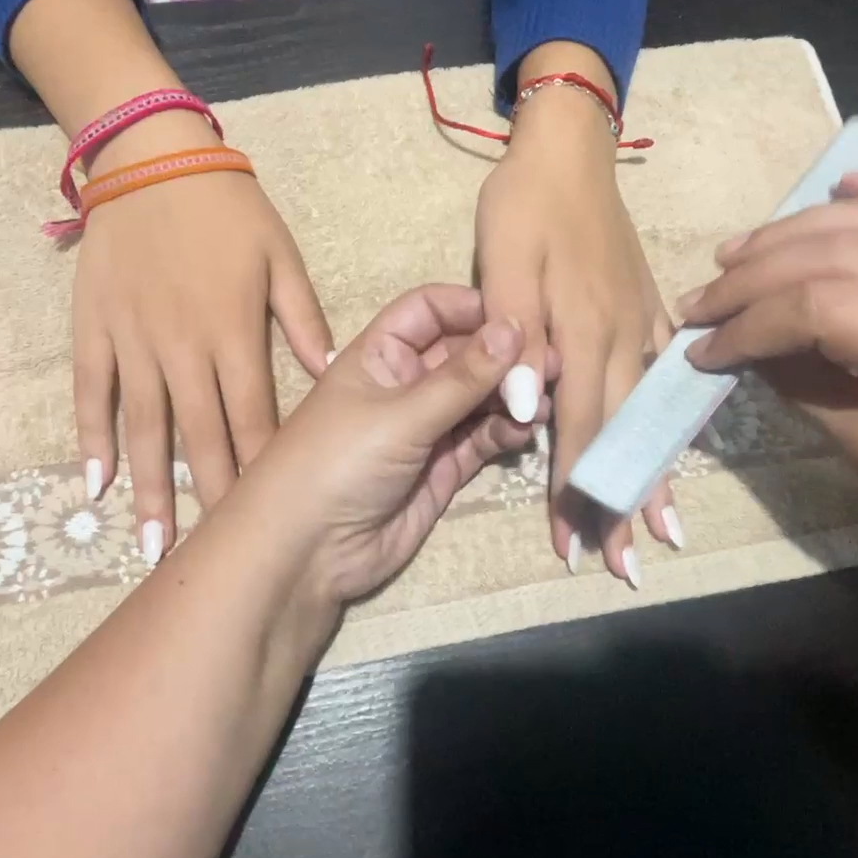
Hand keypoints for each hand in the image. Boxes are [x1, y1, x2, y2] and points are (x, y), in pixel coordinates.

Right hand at [74, 169, 330, 563]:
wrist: (150, 158)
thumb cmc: (228, 209)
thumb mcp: (281, 256)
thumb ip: (304, 319)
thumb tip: (333, 371)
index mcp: (234, 334)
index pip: (255, 417)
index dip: (264, 470)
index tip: (273, 520)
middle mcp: (183, 350)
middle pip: (201, 437)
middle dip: (210, 499)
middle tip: (213, 559)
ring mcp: (132, 344)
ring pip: (145, 428)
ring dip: (150, 489)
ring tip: (153, 544)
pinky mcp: (93, 331)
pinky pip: (92, 393)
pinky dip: (92, 439)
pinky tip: (96, 484)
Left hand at [227, 284, 540, 605]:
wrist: (307, 551)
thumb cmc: (339, 462)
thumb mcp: (400, 414)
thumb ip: (462, 377)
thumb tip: (515, 326)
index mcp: (381, 353)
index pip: (430, 310)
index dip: (471, 307)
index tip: (519, 313)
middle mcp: (405, 383)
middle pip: (462, 353)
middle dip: (503, 356)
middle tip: (550, 362)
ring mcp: (425, 427)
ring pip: (478, 398)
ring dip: (510, 396)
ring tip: (544, 397)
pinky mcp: (442, 468)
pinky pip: (481, 439)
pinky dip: (505, 432)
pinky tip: (526, 430)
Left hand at [476, 46, 679, 586]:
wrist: (567, 151)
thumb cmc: (521, 208)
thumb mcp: (502, 262)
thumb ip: (513, 337)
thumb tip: (531, 411)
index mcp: (579, 331)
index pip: (576, 426)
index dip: (576, 486)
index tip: (577, 542)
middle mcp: (620, 337)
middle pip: (620, 433)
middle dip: (622, 499)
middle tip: (630, 561)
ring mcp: (642, 324)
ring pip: (648, 413)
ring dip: (655, 469)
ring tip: (666, 523)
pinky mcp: (650, 310)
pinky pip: (665, 376)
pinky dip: (672, 418)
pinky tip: (679, 443)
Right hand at [677, 160, 857, 553]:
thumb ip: (797, 379)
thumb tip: (734, 343)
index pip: (823, 304)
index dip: (750, 323)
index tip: (700, 348)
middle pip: (839, 251)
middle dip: (754, 276)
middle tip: (699, 304)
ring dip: (793, 231)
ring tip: (735, 255)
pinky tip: (847, 182)